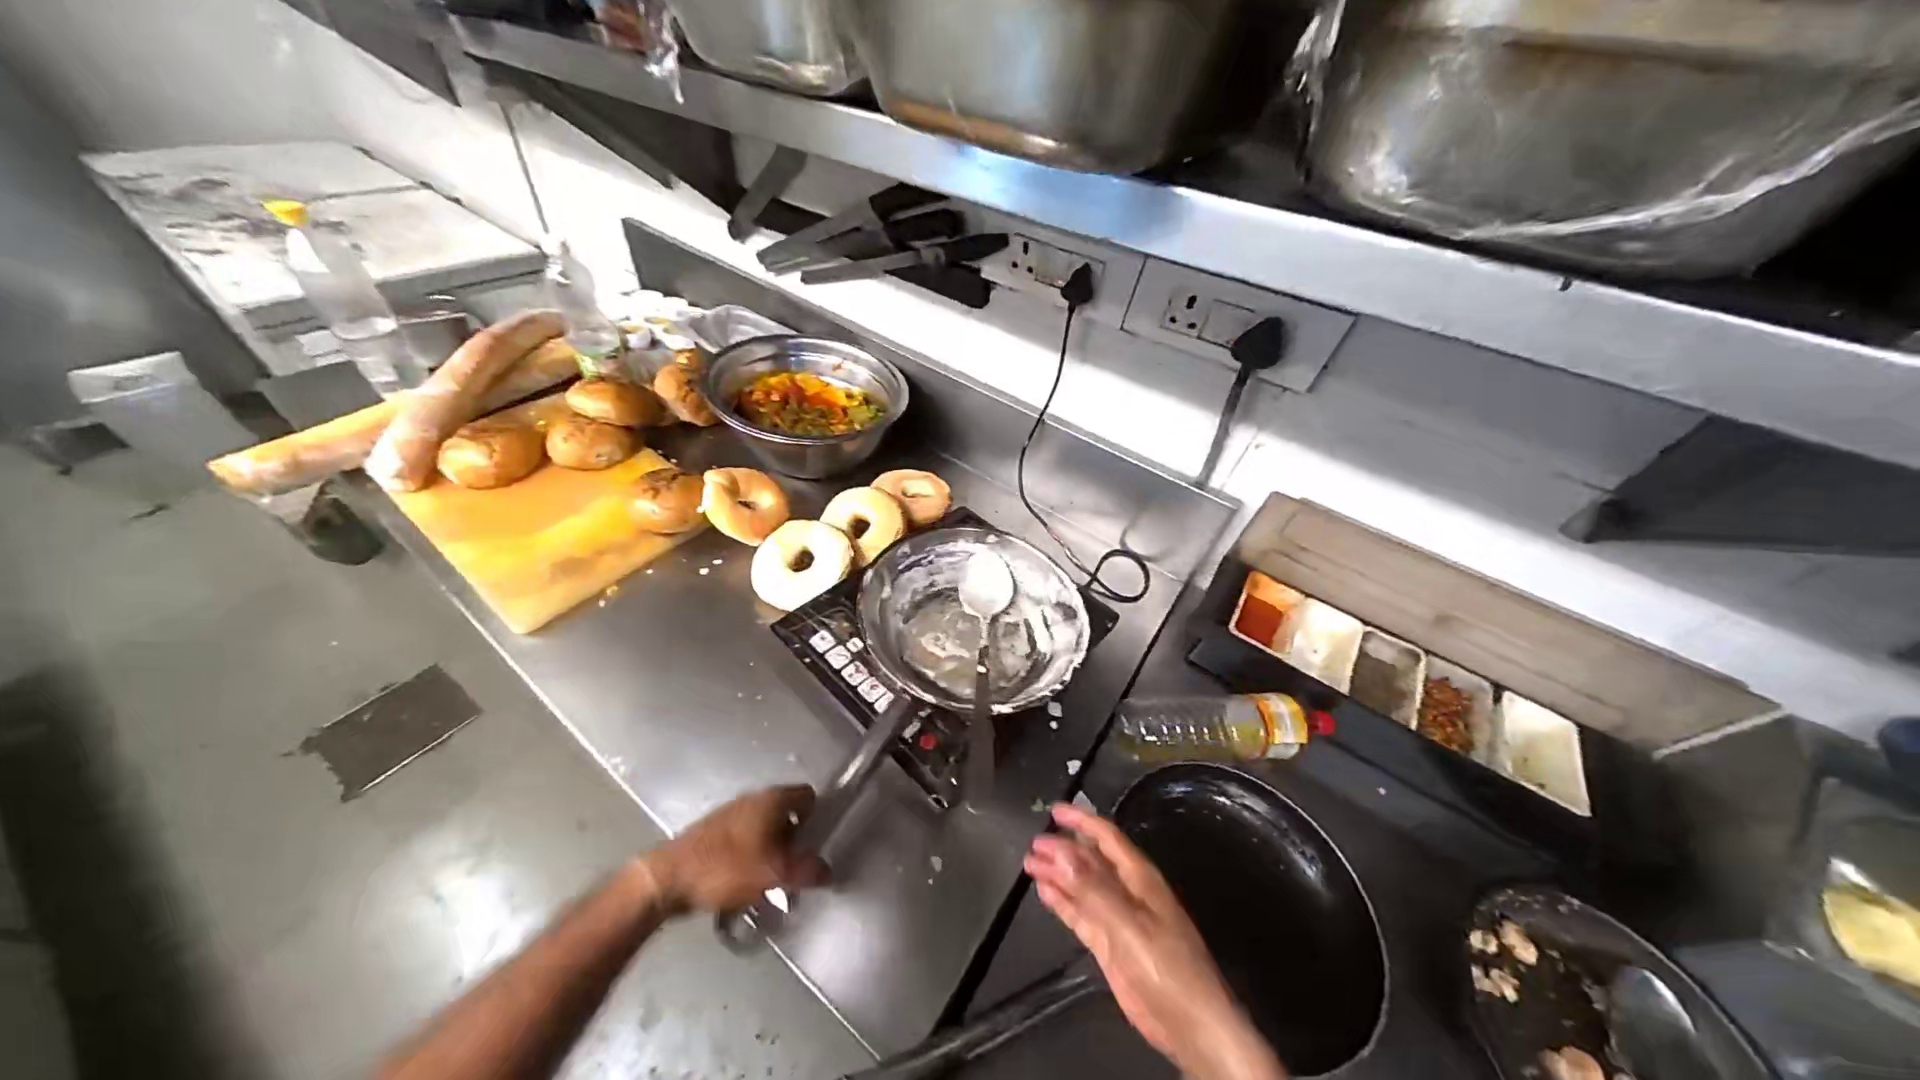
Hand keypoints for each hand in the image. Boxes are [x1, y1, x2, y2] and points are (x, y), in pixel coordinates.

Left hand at [646, 785, 827, 913]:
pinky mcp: (714, 830)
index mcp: (772, 799)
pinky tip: (744, 878)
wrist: (668, 879)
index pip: (808, 795)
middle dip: (794, 837)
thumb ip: (807, 871)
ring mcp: (731, 812)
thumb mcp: (774, 873)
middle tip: (794, 865)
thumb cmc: (727, 869)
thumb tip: (828, 871)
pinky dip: (751, 852)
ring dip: (772, 847)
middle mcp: (753, 798)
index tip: (814, 843)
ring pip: (764, 825)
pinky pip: (745, 836)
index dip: (816, 817)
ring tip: (770, 877)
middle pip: (787, 811)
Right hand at [1025, 803, 1286, 1079]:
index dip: (1082, 820)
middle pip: (1091, 861)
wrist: (1192, 1026)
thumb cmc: (1168, 969)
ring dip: (1058, 873)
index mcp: (1139, 878)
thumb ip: (1094, 889)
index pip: (1107, 837)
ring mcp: (1118, 918)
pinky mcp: (1110, 944)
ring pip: (1082, 886)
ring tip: (1030, 863)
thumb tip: (1062, 851)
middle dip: (1063, 848)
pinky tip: (1044, 891)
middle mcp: (1128, 891)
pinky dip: (1062, 901)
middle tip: (1033, 842)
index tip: (1055, 809)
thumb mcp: (1129, 925)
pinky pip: (1080, 913)